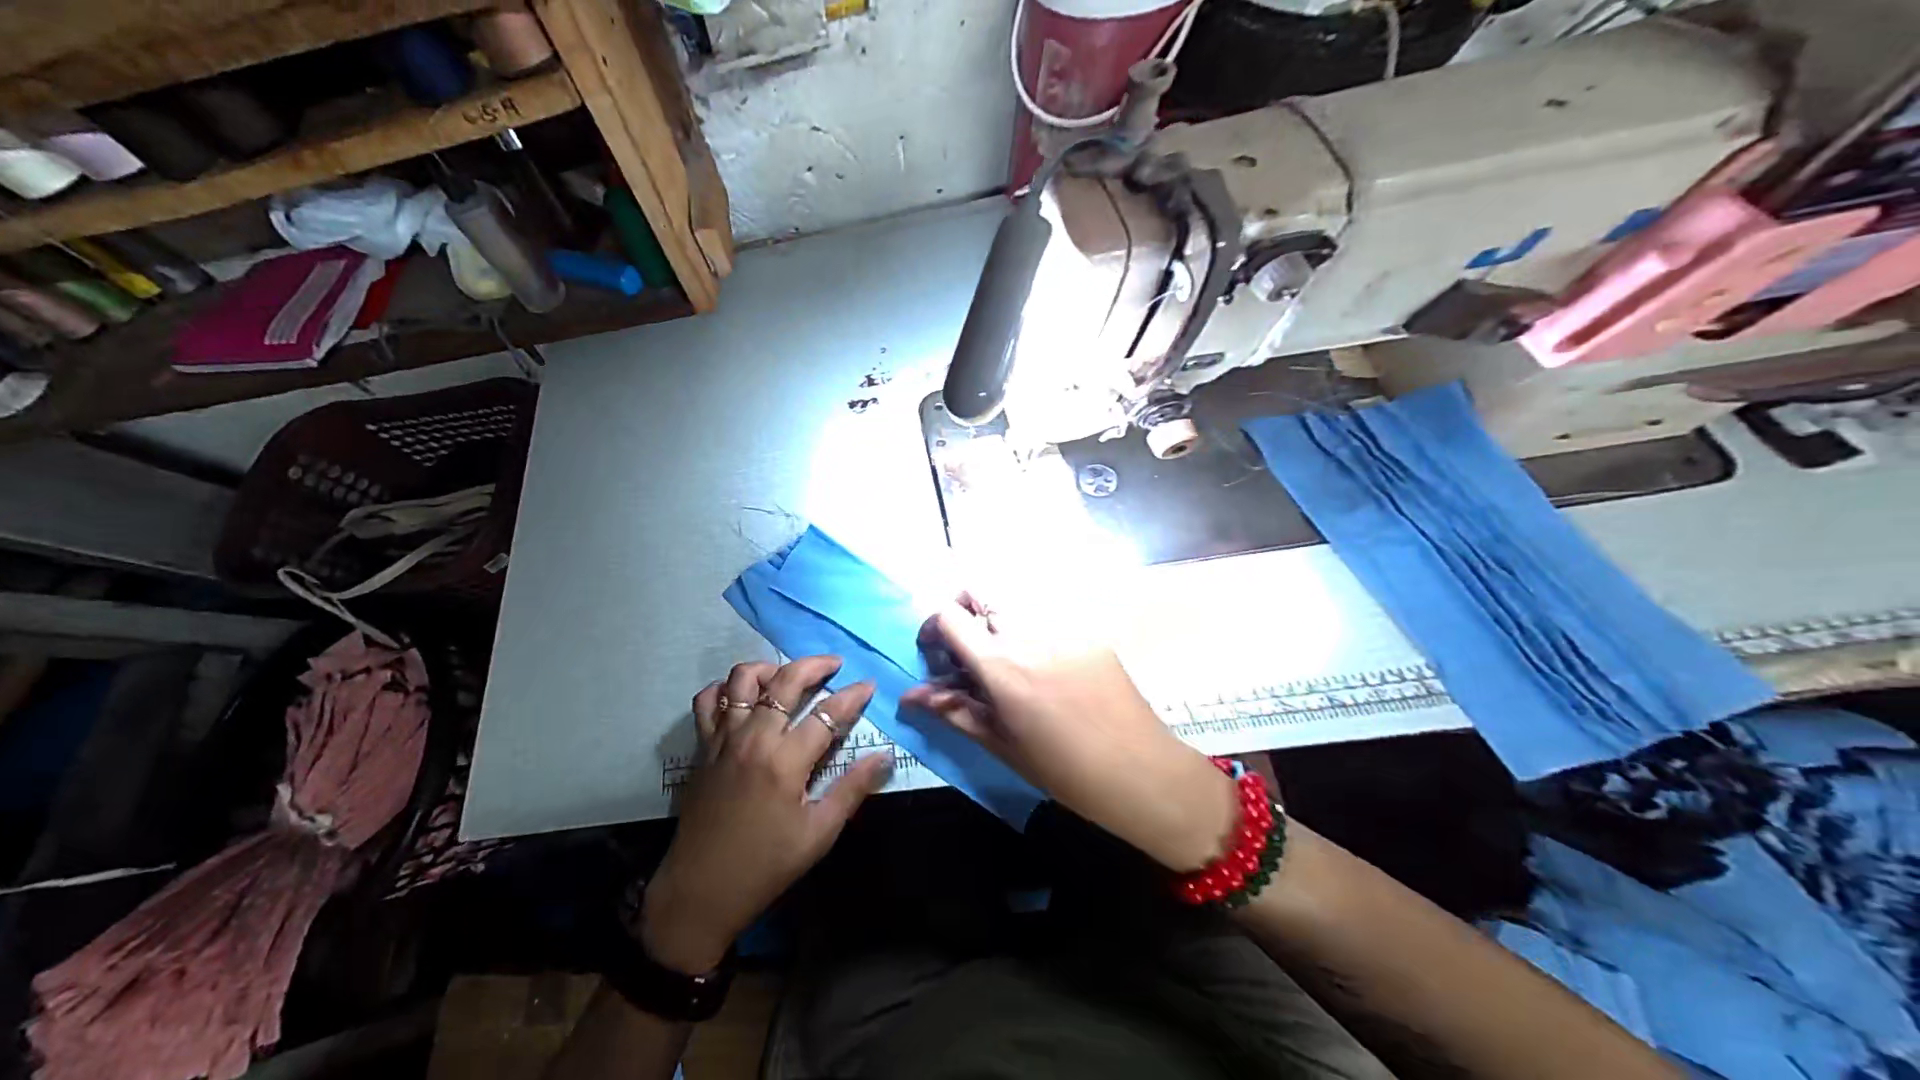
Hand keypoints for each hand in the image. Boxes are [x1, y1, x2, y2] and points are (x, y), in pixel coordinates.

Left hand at [638, 656, 893, 973]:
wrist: (701, 890)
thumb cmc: (767, 865)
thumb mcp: (819, 833)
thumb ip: (852, 789)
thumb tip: (884, 757)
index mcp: (785, 761)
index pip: (827, 713)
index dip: (853, 696)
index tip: (870, 686)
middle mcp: (753, 739)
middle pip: (784, 681)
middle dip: (814, 665)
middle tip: (833, 664)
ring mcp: (722, 739)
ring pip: (741, 679)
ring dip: (769, 669)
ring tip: (787, 676)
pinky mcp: (702, 748)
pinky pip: (707, 701)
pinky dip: (725, 688)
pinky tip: (742, 696)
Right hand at [902, 594, 1235, 872]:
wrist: (1139, 770)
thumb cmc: (1062, 769)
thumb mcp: (1001, 744)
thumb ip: (955, 711)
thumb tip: (912, 696)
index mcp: (1001, 665)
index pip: (949, 616)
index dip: (932, 627)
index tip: (936, 652)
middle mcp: (1028, 633)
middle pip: (980, 589)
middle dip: (963, 609)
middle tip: (967, 646)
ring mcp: (1063, 627)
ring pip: (1014, 597)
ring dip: (997, 614)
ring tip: (1005, 654)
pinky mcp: (1089, 631)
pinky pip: (1048, 614)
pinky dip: (1031, 626)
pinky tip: (1043, 663)